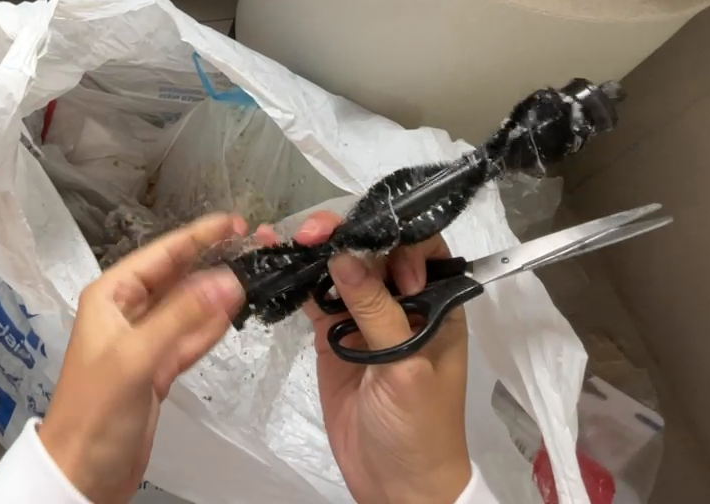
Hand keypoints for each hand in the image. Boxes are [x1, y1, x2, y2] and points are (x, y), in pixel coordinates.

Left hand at [38, 214, 246, 503]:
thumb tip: (227, 280)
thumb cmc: (94, 411)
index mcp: (111, 295)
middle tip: (248, 244)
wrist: (82, 475)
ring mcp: (144, 340)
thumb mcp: (136, 357)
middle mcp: (127, 311)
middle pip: (176, 276)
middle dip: (210, 260)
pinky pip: (189, 338)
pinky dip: (210, 326)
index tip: (231, 223)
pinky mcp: (157, 368)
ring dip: (215, 292)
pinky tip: (232, 311)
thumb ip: (182, 317)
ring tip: (249, 272)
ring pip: (186, 307)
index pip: (161, 255)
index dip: (197, 236)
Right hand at [284, 212, 474, 503]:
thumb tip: (342, 255)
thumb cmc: (420, 426)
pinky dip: (295, 274)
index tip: (366, 244)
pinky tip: (274, 252)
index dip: (395, 237)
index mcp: (435, 303)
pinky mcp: (332, 331)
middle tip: (312, 231)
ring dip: (315, 246)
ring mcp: (362, 314)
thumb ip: (376, 310)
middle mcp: (400, 300)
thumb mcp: (406, 366)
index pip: (420, 249)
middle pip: (372, 249)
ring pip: (340, 264)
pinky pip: (314, 293)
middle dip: (344, 232)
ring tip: (288, 235)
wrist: (395, 485)